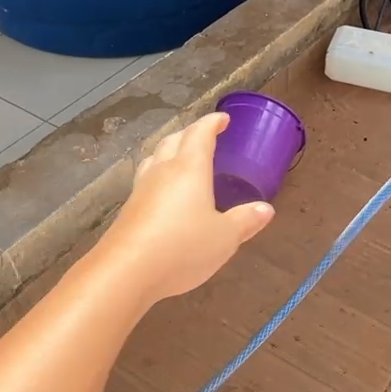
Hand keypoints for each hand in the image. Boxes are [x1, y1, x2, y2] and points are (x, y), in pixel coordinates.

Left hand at [92, 113, 274, 305]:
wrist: (125, 272)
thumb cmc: (182, 247)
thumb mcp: (224, 238)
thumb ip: (245, 221)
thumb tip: (265, 209)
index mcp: (189, 169)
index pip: (200, 134)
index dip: (212, 123)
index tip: (222, 119)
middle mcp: (163, 172)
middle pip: (173, 140)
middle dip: (189, 133)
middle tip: (203, 136)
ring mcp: (141, 190)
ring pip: (154, 158)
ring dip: (168, 151)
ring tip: (180, 158)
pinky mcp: (128, 210)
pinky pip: (145, 181)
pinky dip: (158, 176)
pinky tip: (162, 194)